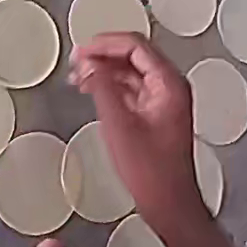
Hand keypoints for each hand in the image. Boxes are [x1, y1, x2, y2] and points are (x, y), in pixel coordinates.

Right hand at [67, 33, 202, 221]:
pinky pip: (132, 88)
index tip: (80, 51)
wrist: (169, 202)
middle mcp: (170, 85)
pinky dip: (111, 85)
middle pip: (135, 54)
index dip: (105, 44)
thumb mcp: (119, 125)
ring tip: (77, 76)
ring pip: (132, 71)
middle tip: (75, 62)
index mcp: (169, 83)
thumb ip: (102, 88)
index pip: (136, 46)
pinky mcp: (156, 112)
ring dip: (105, 69)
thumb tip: (87, 62)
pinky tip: (91, 90)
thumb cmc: (149, 170)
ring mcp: (164, 99)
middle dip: (103, 54)